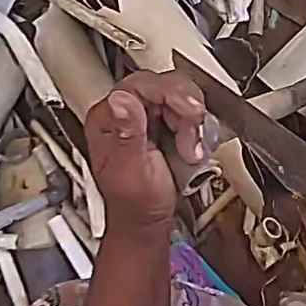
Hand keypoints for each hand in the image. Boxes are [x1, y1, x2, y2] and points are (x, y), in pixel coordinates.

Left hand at [84, 71, 205, 236]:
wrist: (148, 221)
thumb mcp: (131, 170)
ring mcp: (146, 115)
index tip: (190, 110)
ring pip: (180, 94)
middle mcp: (125, 111)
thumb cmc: (134, 203)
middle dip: (185, 109)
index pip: (139, 85)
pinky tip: (192, 147)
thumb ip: (129, 134)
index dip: (169, 93)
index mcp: (107, 118)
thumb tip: (121, 100)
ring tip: (190, 148)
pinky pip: (189, 109)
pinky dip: (197, 127)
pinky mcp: (165, 121)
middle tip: (192, 134)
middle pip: (163, 85)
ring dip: (193, 121)